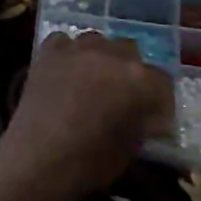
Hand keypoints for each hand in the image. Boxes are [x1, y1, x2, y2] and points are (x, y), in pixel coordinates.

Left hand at [0, 32, 172, 200]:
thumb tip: (146, 111)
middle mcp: (111, 56)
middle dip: (128, 71)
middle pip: (129, 51)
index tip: (150, 114)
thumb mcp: (135, 141)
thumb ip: (144, 115)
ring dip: (98, 57)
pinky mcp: (46, 54)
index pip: (161, 80)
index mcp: (142, 79)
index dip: (157, 99)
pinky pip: (62, 41)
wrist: (39, 157)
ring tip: (91, 79)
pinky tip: (65, 71)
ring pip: (96, 41)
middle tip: (120, 93)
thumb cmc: (93, 159)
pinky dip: (66, 52)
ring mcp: (76, 51)